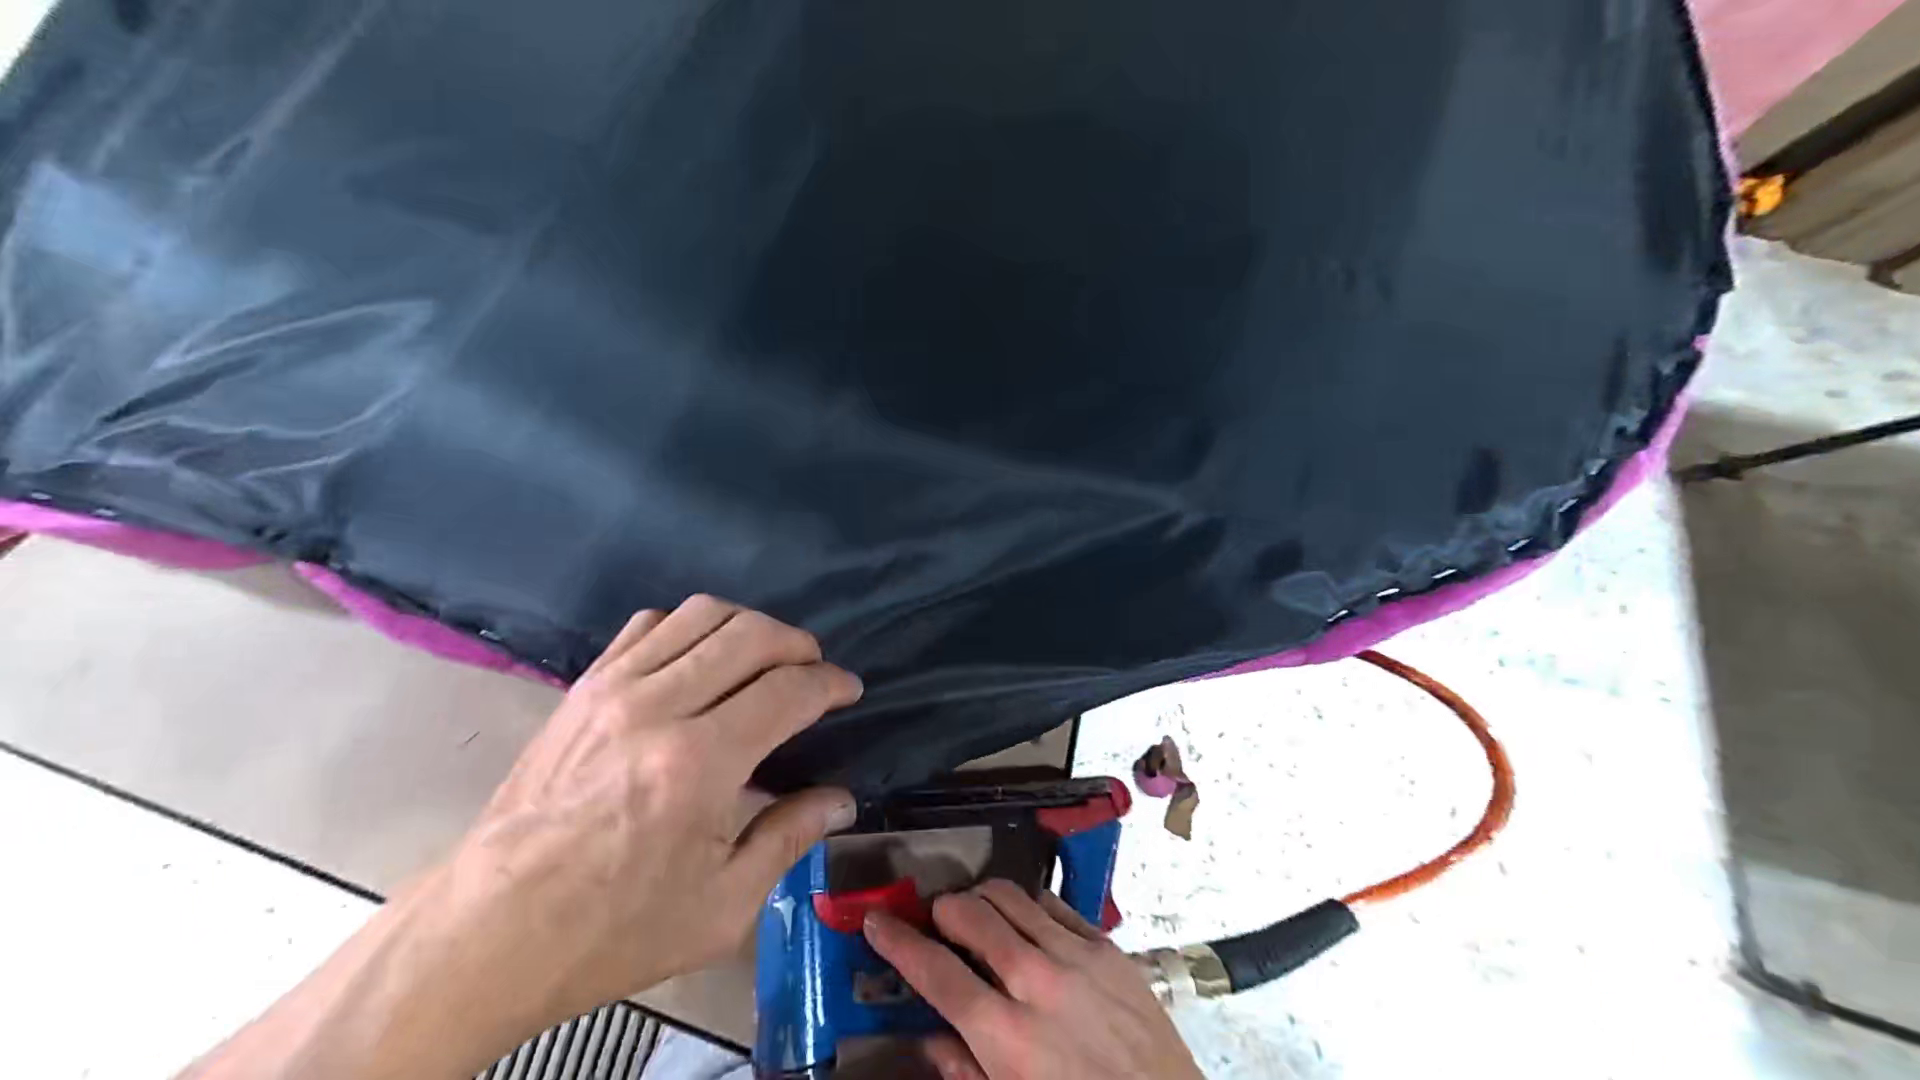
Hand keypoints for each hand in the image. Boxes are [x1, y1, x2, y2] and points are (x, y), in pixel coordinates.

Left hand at [437, 595, 863, 1025]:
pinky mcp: (583, 687)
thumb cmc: (614, 929)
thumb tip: (841, 800)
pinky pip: (648, 624)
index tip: (848, 690)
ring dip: (749, 625)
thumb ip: (790, 838)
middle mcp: (658, 707)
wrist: (489, 931)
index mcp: (698, 764)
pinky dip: (689, 627)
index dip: (831, 683)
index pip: (788, 690)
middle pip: (751, 634)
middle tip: (814, 670)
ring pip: (701, 614)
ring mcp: (613, 689)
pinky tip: (700, 658)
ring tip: (765, 656)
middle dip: (799, 644)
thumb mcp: (722, 907)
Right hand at [865, 880, 1204, 1079]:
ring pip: (1010, 897)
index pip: (936, 973)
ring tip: (976, 914)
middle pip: (972, 915)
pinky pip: (1053, 904)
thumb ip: (966, 1073)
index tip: (877, 921)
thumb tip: (930, 1038)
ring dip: (982, 898)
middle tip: (937, 921)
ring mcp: (1076, 957)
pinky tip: (1025, 923)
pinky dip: (1027, 906)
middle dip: (943, 909)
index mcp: (1006, 1038)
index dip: (899, 942)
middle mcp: (1036, 983)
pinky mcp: (1107, 946)